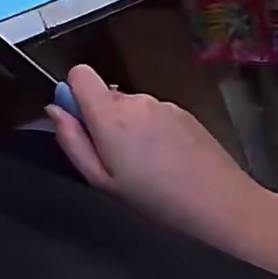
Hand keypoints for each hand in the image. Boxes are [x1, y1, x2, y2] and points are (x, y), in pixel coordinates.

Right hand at [46, 64, 277, 236]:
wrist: (222, 205)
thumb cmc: (156, 198)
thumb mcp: (99, 179)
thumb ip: (71, 139)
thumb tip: (54, 110)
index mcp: (110, 115)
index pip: (79, 73)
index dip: (73, 92)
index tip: (79, 120)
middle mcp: (135, 101)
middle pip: (103, 95)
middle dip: (101, 118)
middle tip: (114, 157)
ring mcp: (162, 104)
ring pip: (129, 106)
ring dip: (128, 126)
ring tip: (144, 162)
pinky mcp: (183, 112)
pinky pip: (153, 113)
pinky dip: (151, 130)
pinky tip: (165, 159)